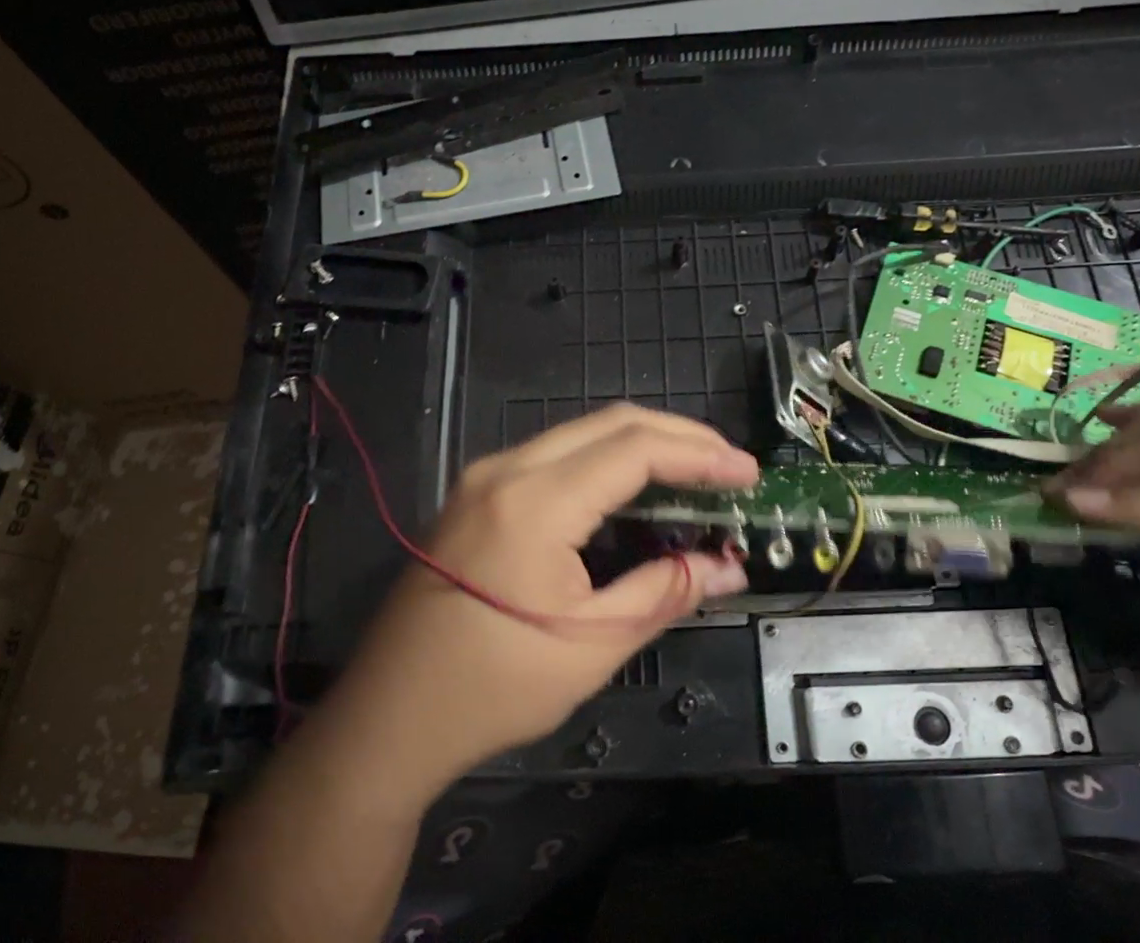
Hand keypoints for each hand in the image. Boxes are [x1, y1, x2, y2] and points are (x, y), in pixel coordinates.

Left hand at [319, 404, 757, 800]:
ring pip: (579, 435)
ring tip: (694, 477)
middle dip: (678, 438)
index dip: (701, 456)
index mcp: (534, 502)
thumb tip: (729, 568)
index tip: (748, 475)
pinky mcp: (473, 498)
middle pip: (609, 424)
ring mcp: (482, 480)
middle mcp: (504, 471)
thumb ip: (666, 591)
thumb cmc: (495, 686)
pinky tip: (632, 494)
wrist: (391, 715)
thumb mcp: (594, 644)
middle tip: (729, 468)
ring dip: (640, 447)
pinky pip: (552, 459)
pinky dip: (603, 464)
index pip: (634, 449)